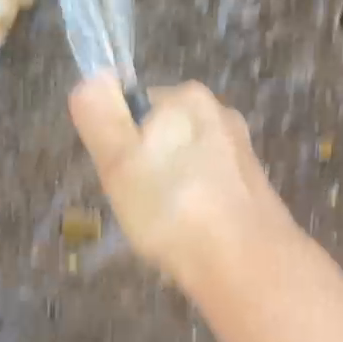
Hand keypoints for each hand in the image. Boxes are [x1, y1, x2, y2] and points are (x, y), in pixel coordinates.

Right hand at [69, 75, 293, 285]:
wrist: (245, 264)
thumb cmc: (172, 208)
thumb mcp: (117, 159)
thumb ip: (98, 113)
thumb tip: (90, 77)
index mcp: (187, 97)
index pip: (133, 109)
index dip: (117, 146)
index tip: (120, 179)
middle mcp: (220, 114)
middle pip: (158, 137)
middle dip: (143, 170)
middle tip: (138, 206)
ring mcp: (240, 152)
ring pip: (181, 165)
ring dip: (167, 192)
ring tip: (164, 226)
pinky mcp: (252, 187)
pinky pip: (205, 190)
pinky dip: (192, 209)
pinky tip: (189, 235)